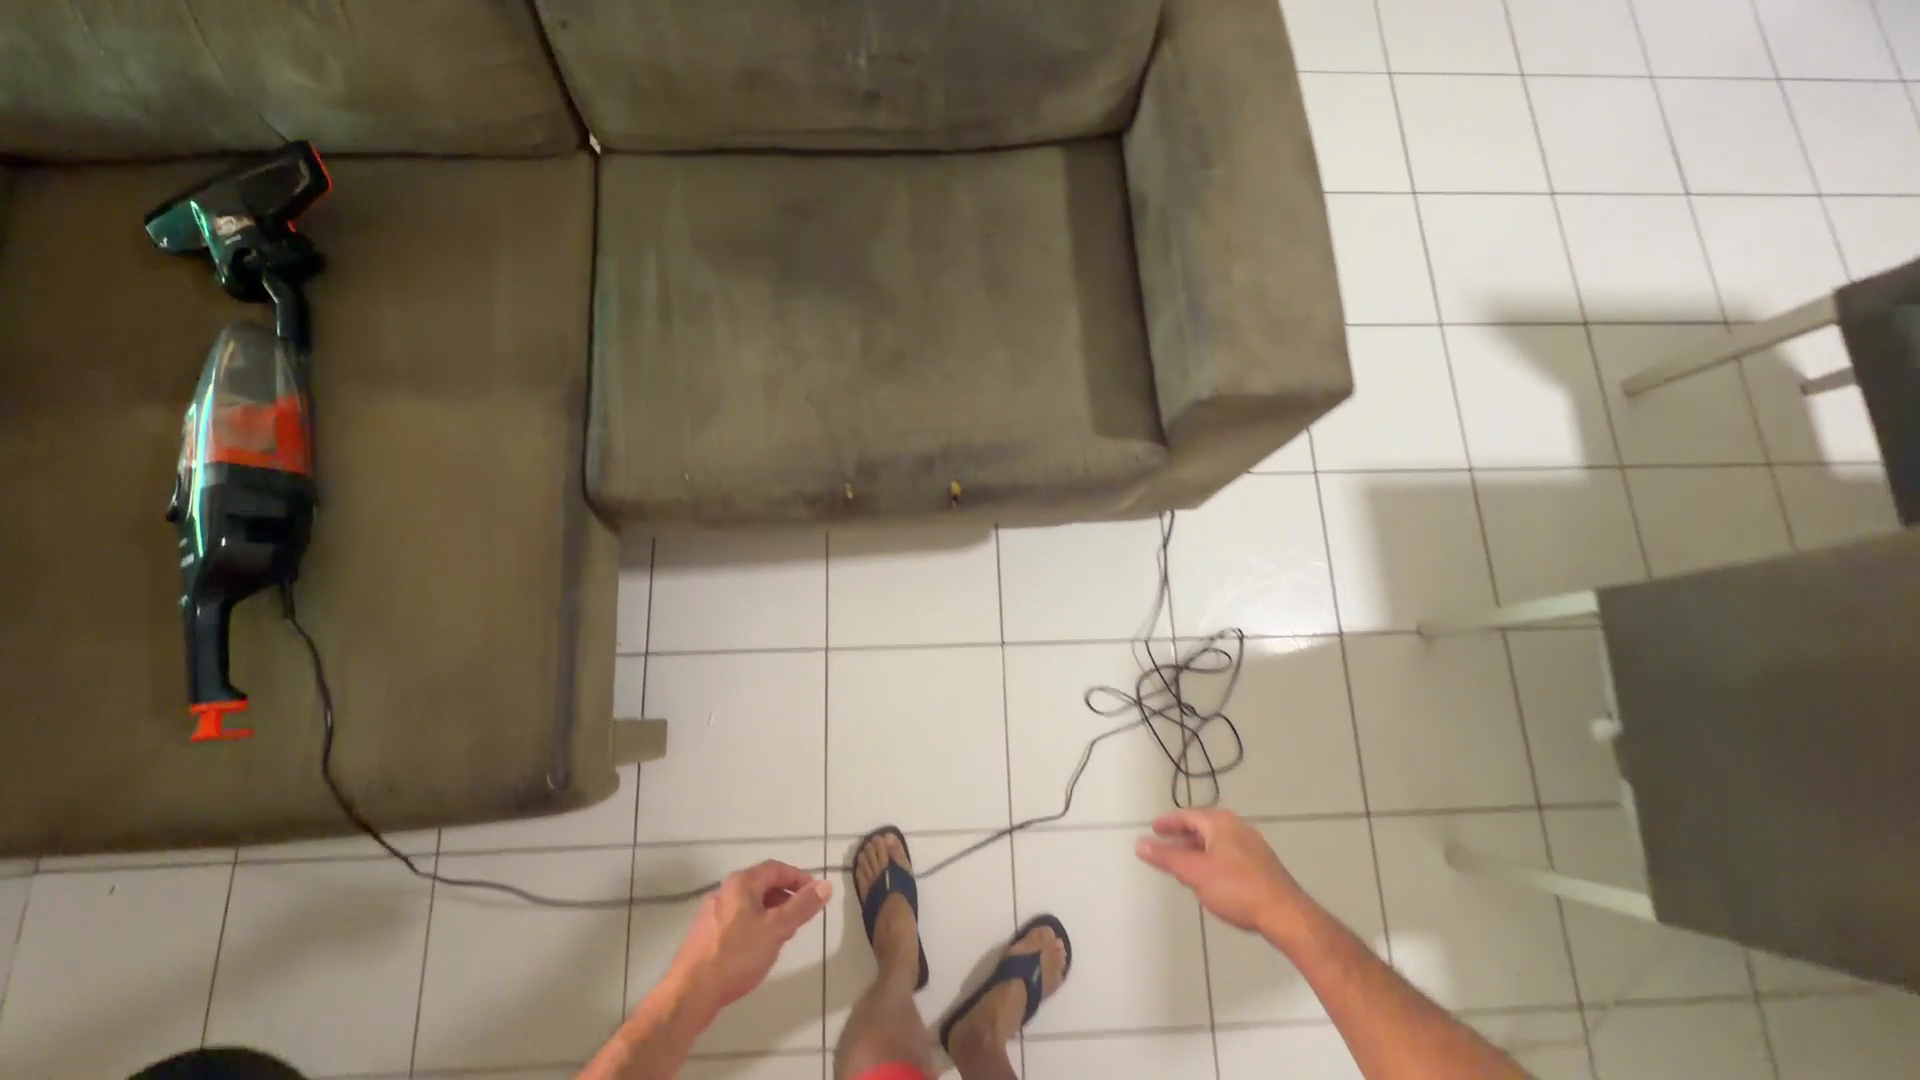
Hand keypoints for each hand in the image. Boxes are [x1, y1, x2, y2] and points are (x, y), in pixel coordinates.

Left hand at [666, 861, 832, 1015]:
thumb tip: (826, 885)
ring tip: (784, 934)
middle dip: (785, 896)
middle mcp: (724, 891)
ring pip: (749, 904)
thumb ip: (802, 906)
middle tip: (802, 915)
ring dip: (770, 912)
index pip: (776, 868)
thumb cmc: (737, 955)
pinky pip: (736, 920)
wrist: (690, 993)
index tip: (815, 893)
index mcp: (741, 883)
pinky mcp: (704, 935)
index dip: (798, 877)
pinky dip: (754, 925)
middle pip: (761, 884)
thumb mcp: (777, 929)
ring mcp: (711, 913)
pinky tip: (758, 949)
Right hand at [1136, 809, 1306, 935]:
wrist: (1285, 914)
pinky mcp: (1261, 864)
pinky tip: (1210, 878)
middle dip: (1182, 837)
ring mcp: (1253, 845)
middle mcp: (1237, 828)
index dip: (1168, 823)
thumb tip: (1140, 843)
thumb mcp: (1194, 873)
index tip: (1153, 829)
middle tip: (1165, 846)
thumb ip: (1166, 858)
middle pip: (1203, 827)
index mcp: (1220, 823)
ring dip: (1197, 850)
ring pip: (1216, 842)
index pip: (1187, 816)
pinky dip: (1212, 859)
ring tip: (1183, 864)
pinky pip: (1228, 854)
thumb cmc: (1236, 888)